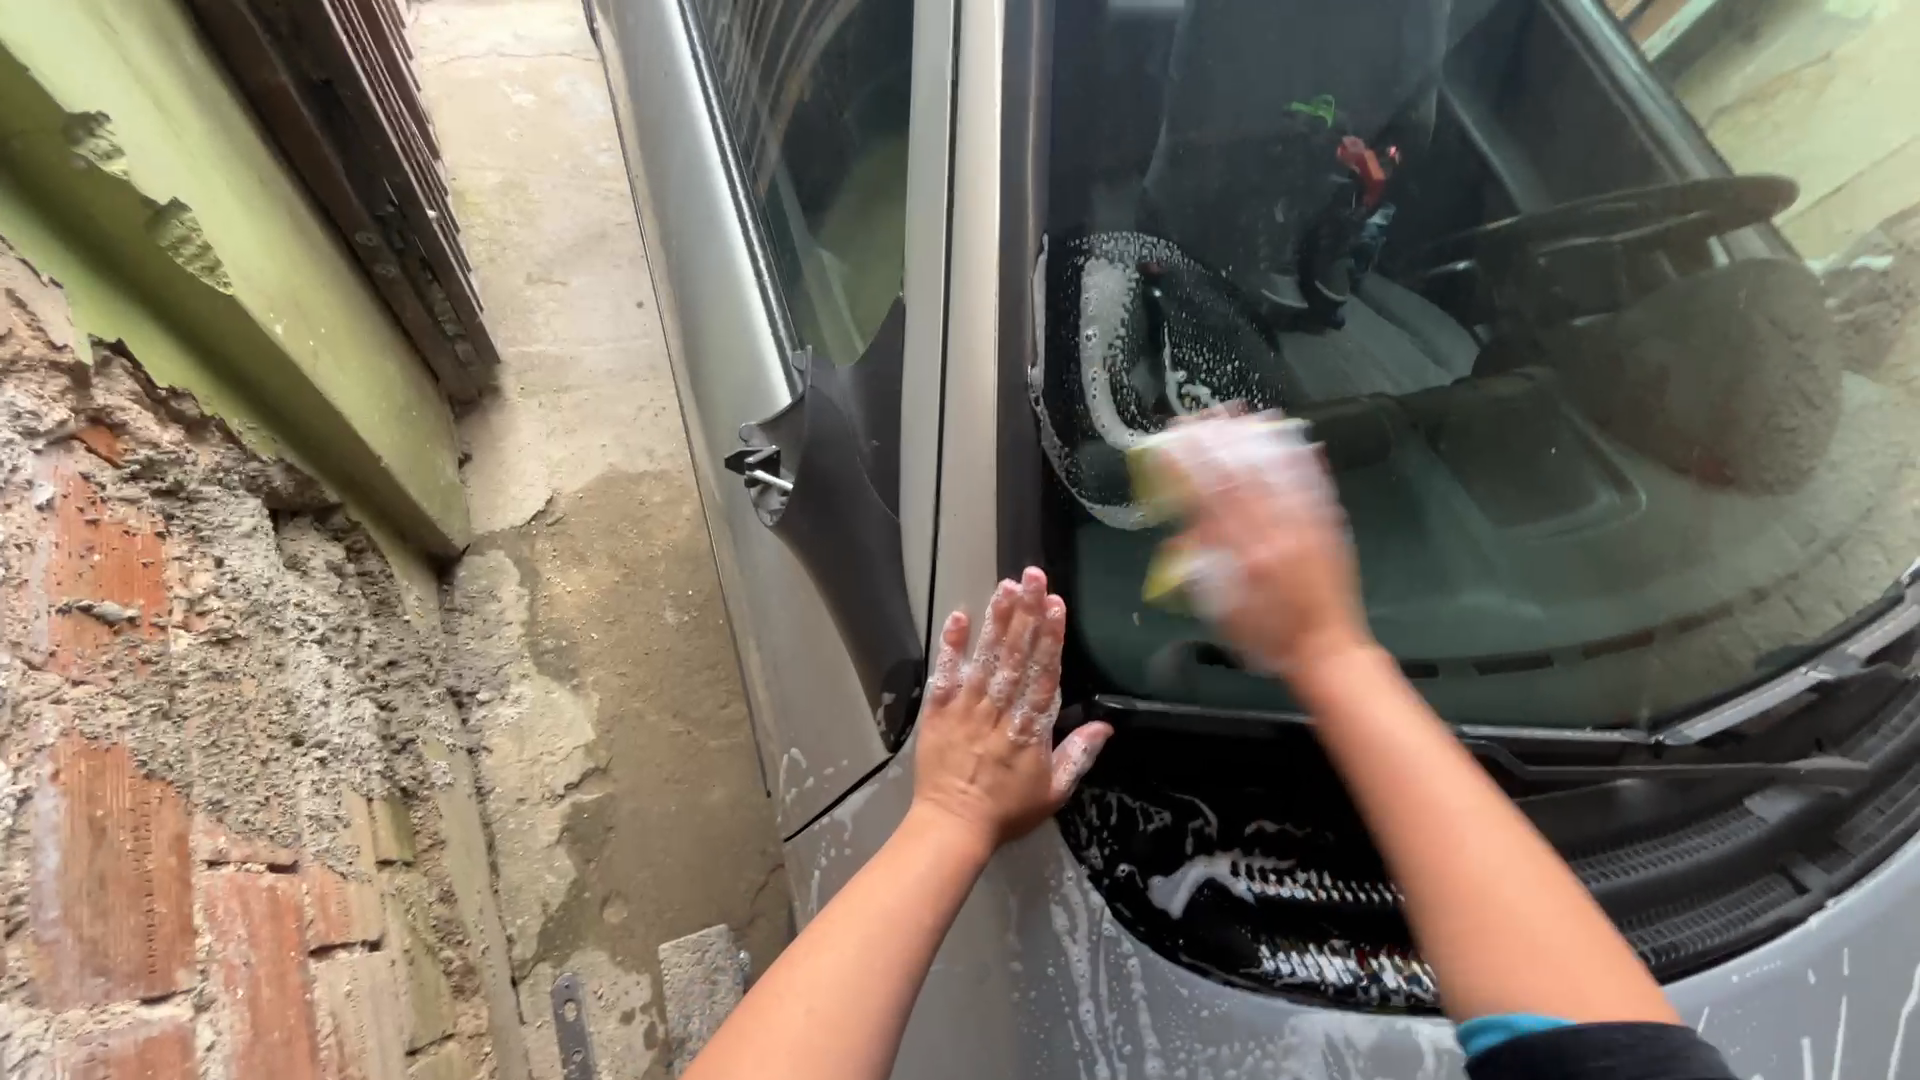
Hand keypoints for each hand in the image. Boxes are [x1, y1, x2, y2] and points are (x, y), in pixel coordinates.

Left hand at [910, 567, 1112, 851]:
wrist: (953, 826)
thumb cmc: (1007, 810)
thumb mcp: (1054, 792)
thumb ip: (1079, 755)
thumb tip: (1106, 725)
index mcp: (1030, 729)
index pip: (1043, 675)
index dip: (1051, 638)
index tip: (1056, 604)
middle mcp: (999, 711)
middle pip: (1016, 657)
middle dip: (1026, 614)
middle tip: (1032, 576)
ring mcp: (967, 708)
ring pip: (986, 659)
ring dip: (997, 620)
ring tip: (1006, 586)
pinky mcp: (939, 711)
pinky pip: (945, 674)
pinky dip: (952, 645)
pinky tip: (959, 615)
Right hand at [1164, 412, 1373, 674]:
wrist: (1326, 650)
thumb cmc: (1267, 637)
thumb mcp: (1221, 610)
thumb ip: (1200, 569)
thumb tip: (1179, 536)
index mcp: (1244, 556)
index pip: (1209, 500)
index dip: (1189, 467)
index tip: (1172, 443)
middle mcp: (1275, 534)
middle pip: (1239, 478)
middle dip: (1215, 443)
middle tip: (1197, 417)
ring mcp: (1305, 527)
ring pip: (1276, 473)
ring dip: (1253, 440)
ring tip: (1237, 412)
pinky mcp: (1328, 527)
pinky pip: (1313, 486)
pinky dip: (1300, 459)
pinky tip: (1291, 437)